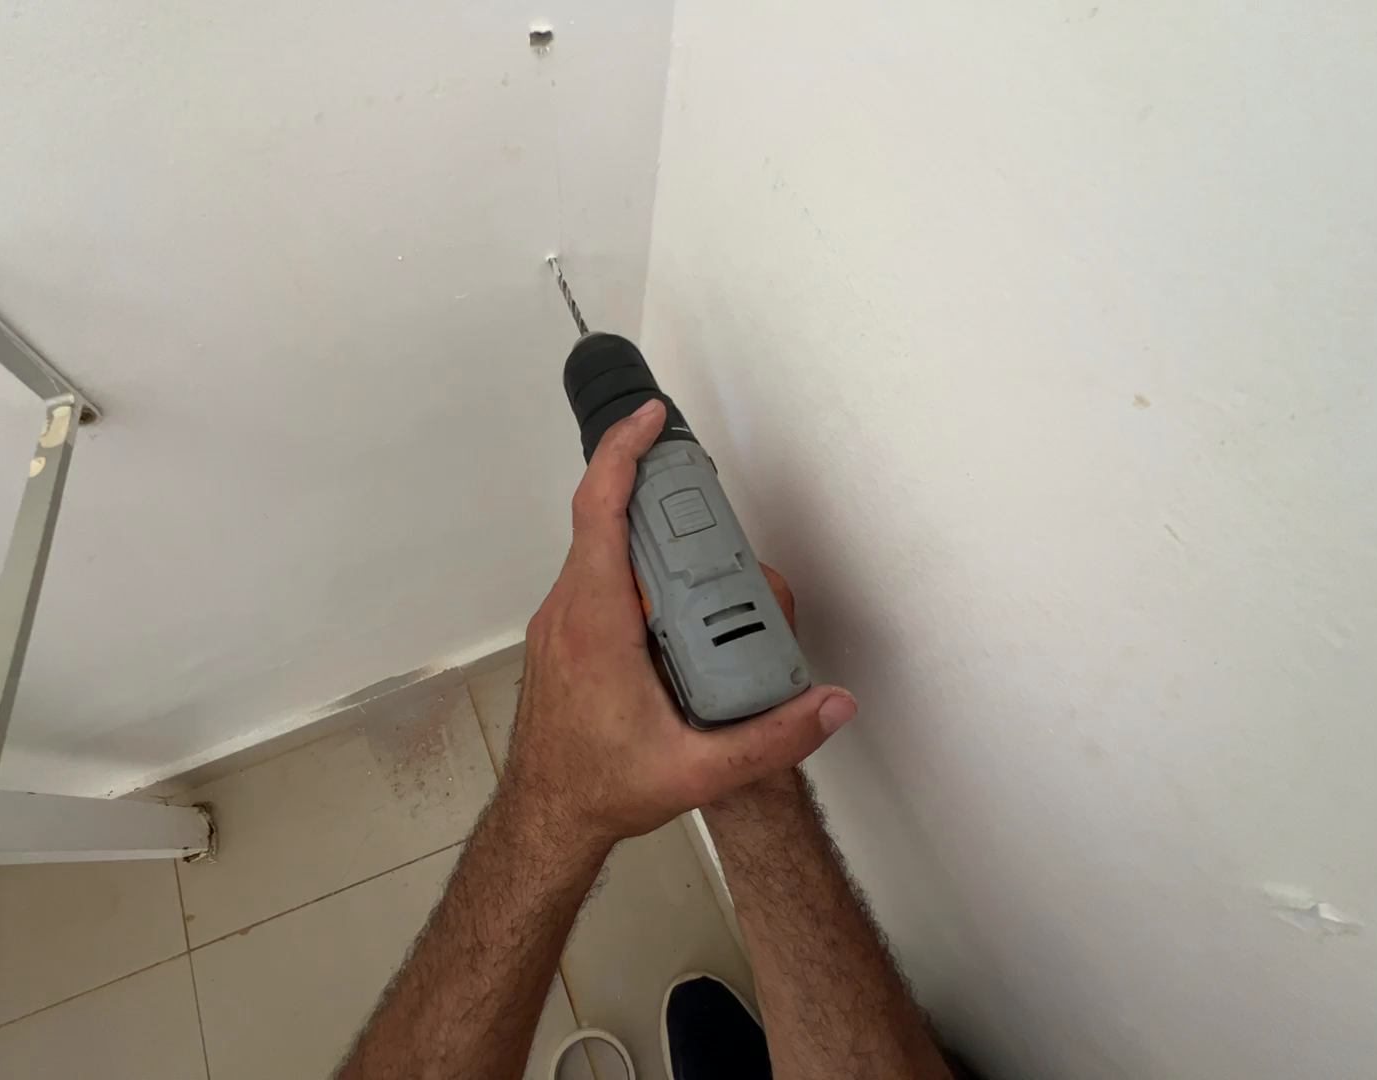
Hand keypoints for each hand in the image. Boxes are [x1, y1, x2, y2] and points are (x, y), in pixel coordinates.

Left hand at [504, 398, 856, 846]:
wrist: (547, 813)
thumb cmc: (601, 788)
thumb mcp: (696, 773)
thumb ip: (771, 740)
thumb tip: (829, 705)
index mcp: (596, 626)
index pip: (600, 514)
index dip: (623, 456)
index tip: (649, 421)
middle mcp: (568, 611)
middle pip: (600, 517)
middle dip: (643, 479)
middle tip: (691, 467)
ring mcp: (558, 620)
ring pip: (594, 545)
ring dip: (636, 521)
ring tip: (690, 525)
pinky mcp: (561, 632)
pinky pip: (590, 572)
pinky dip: (624, 555)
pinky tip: (664, 582)